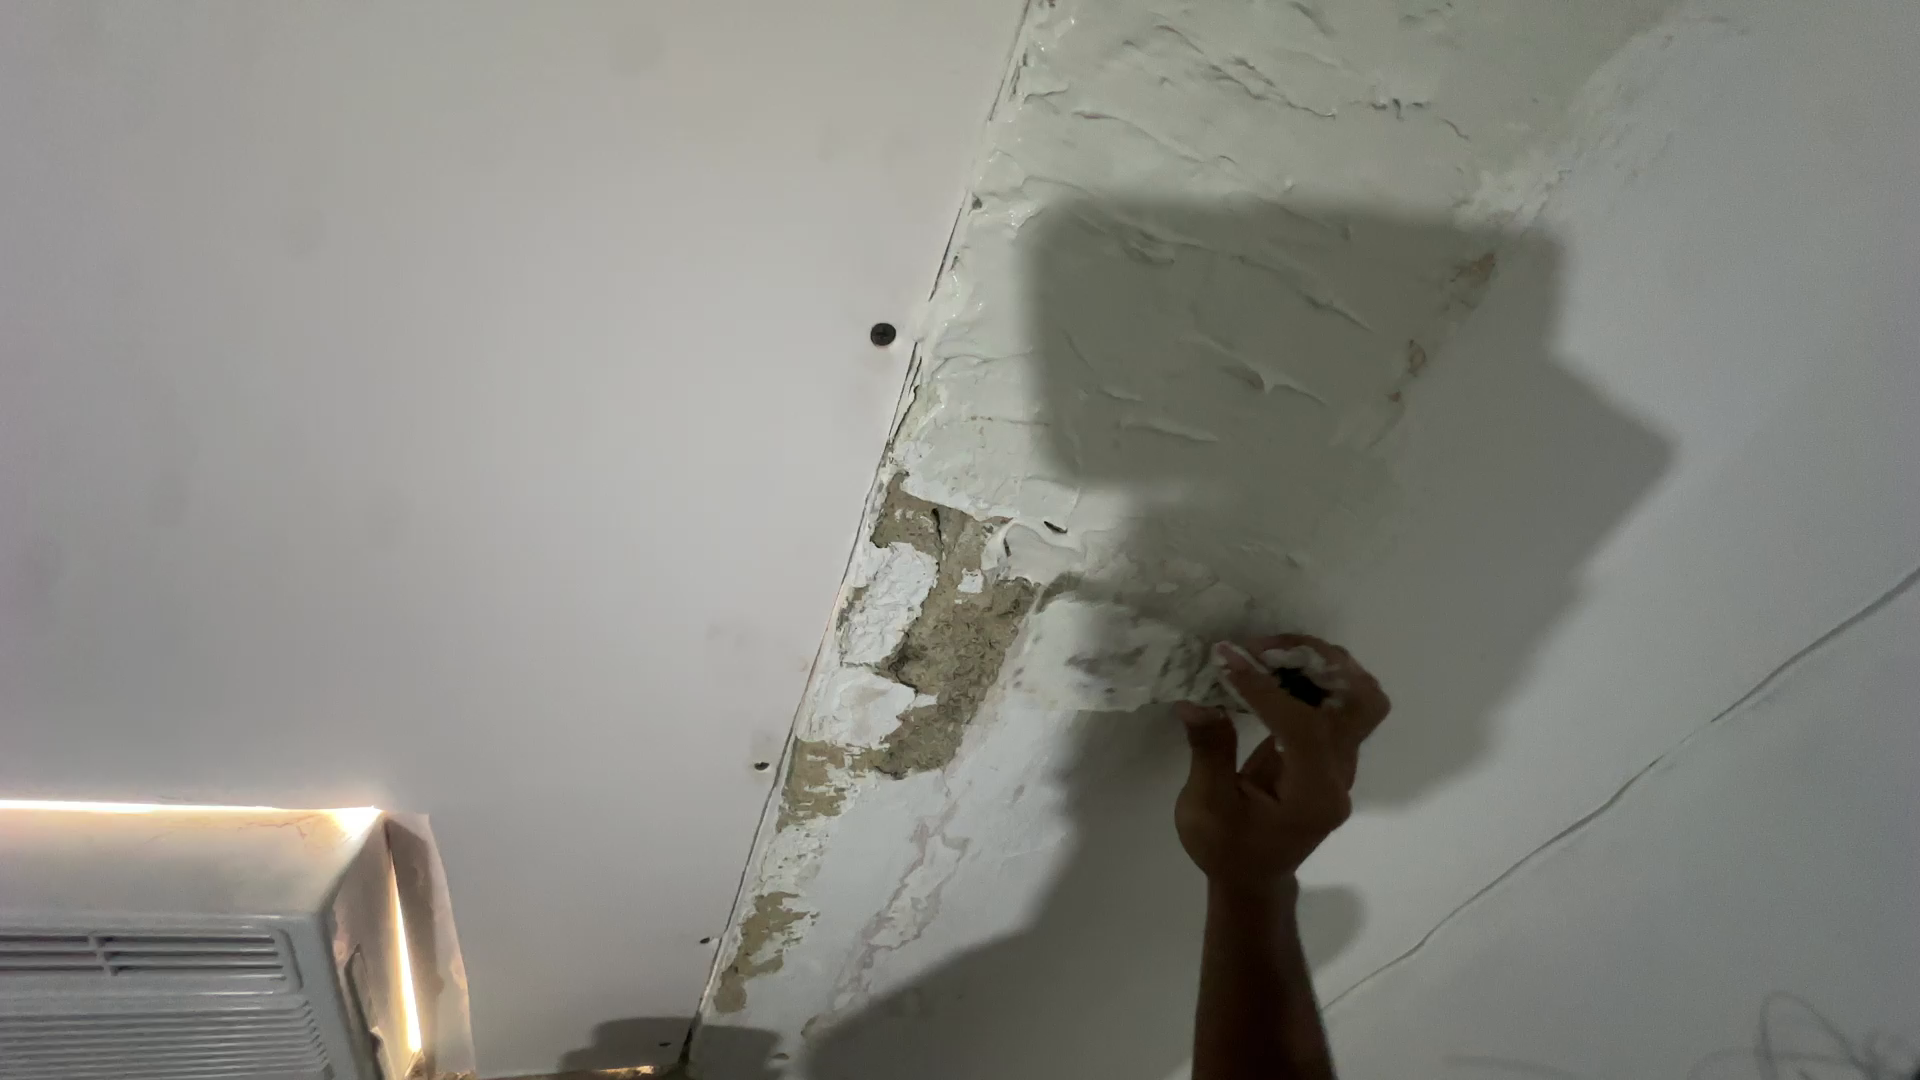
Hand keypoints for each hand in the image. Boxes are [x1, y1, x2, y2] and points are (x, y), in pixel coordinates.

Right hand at [1174, 634, 1390, 894]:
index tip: (1228, 657)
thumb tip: (1197, 702)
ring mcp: (1338, 764)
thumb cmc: (1226, 849)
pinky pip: (1335, 703)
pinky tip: (1270, 667)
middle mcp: (1338, 775)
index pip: (1305, 726)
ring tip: (1265, 651)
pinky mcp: (1326, 755)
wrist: (1251, 879)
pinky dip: (1309, 676)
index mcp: (1313, 794)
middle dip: (1320, 662)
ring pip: (1356, 697)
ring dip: (1318, 664)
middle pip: (1362, 702)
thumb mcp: (1206, 806)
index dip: (1267, 687)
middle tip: (1265, 647)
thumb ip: (1209, 752)